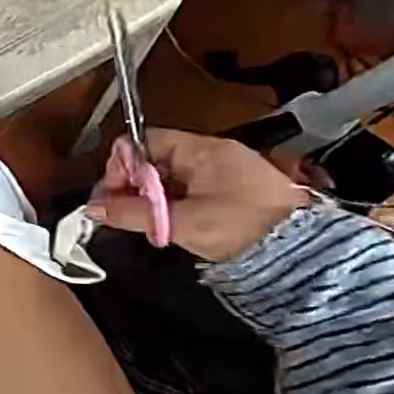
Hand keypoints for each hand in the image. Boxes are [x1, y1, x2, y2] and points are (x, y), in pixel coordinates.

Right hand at [88, 129, 308, 261]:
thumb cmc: (242, 228)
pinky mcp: (232, 190)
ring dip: (150, 197)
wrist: (299, 252)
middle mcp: (212, 153)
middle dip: (132, 185)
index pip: (143, 142)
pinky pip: (187, 188)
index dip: (121, 166)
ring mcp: (224, 170)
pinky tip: (169, 224)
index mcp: (200, 150)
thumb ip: (132, 213)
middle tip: (122, 213)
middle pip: (153, 159)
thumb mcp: (180, 222)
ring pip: (168, 176)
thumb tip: (93, 208)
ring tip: (147, 222)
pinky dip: (171, 203)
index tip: (112, 196)